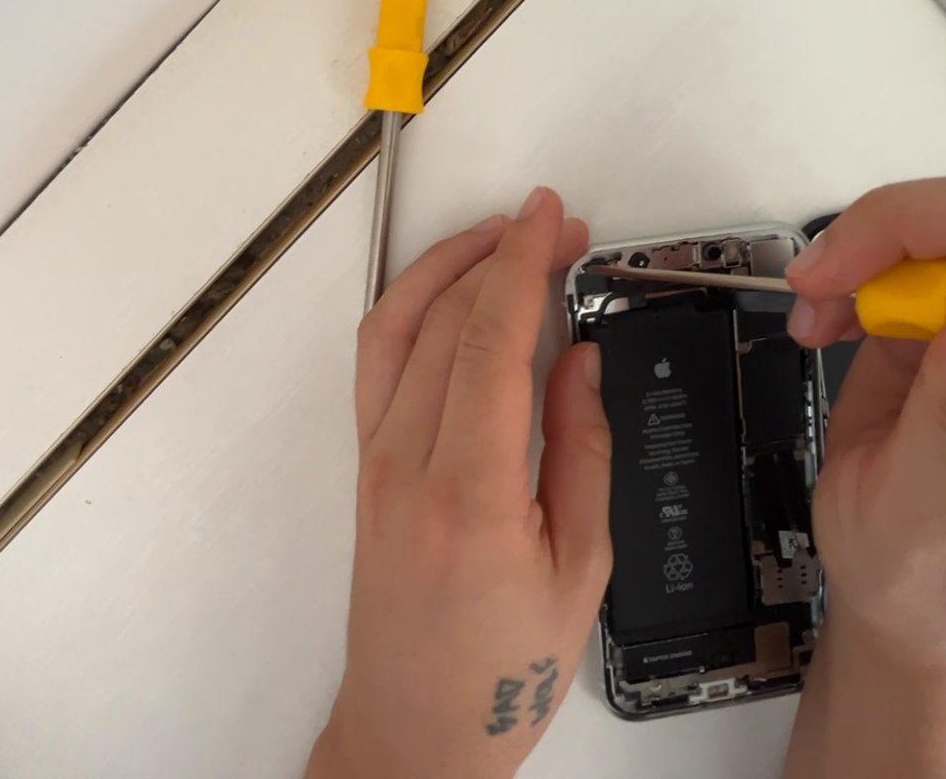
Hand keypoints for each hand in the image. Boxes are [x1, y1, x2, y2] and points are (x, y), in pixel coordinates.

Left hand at [307, 188, 609, 778]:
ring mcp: (375, 458)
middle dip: (503, 255)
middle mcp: (408, 464)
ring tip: (496, 236)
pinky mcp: (365, 461)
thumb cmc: (500, 669)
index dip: (524, 264)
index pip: (492, 342)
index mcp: (472, 494)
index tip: (550, 219)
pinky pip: (377, 359)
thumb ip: (580, 450)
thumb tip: (577, 363)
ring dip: (446, 266)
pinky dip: (410, 306)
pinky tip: (444, 289)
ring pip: (398, 326)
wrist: (415, 725)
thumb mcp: (580, 568)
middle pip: (447, 320)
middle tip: (551, 228)